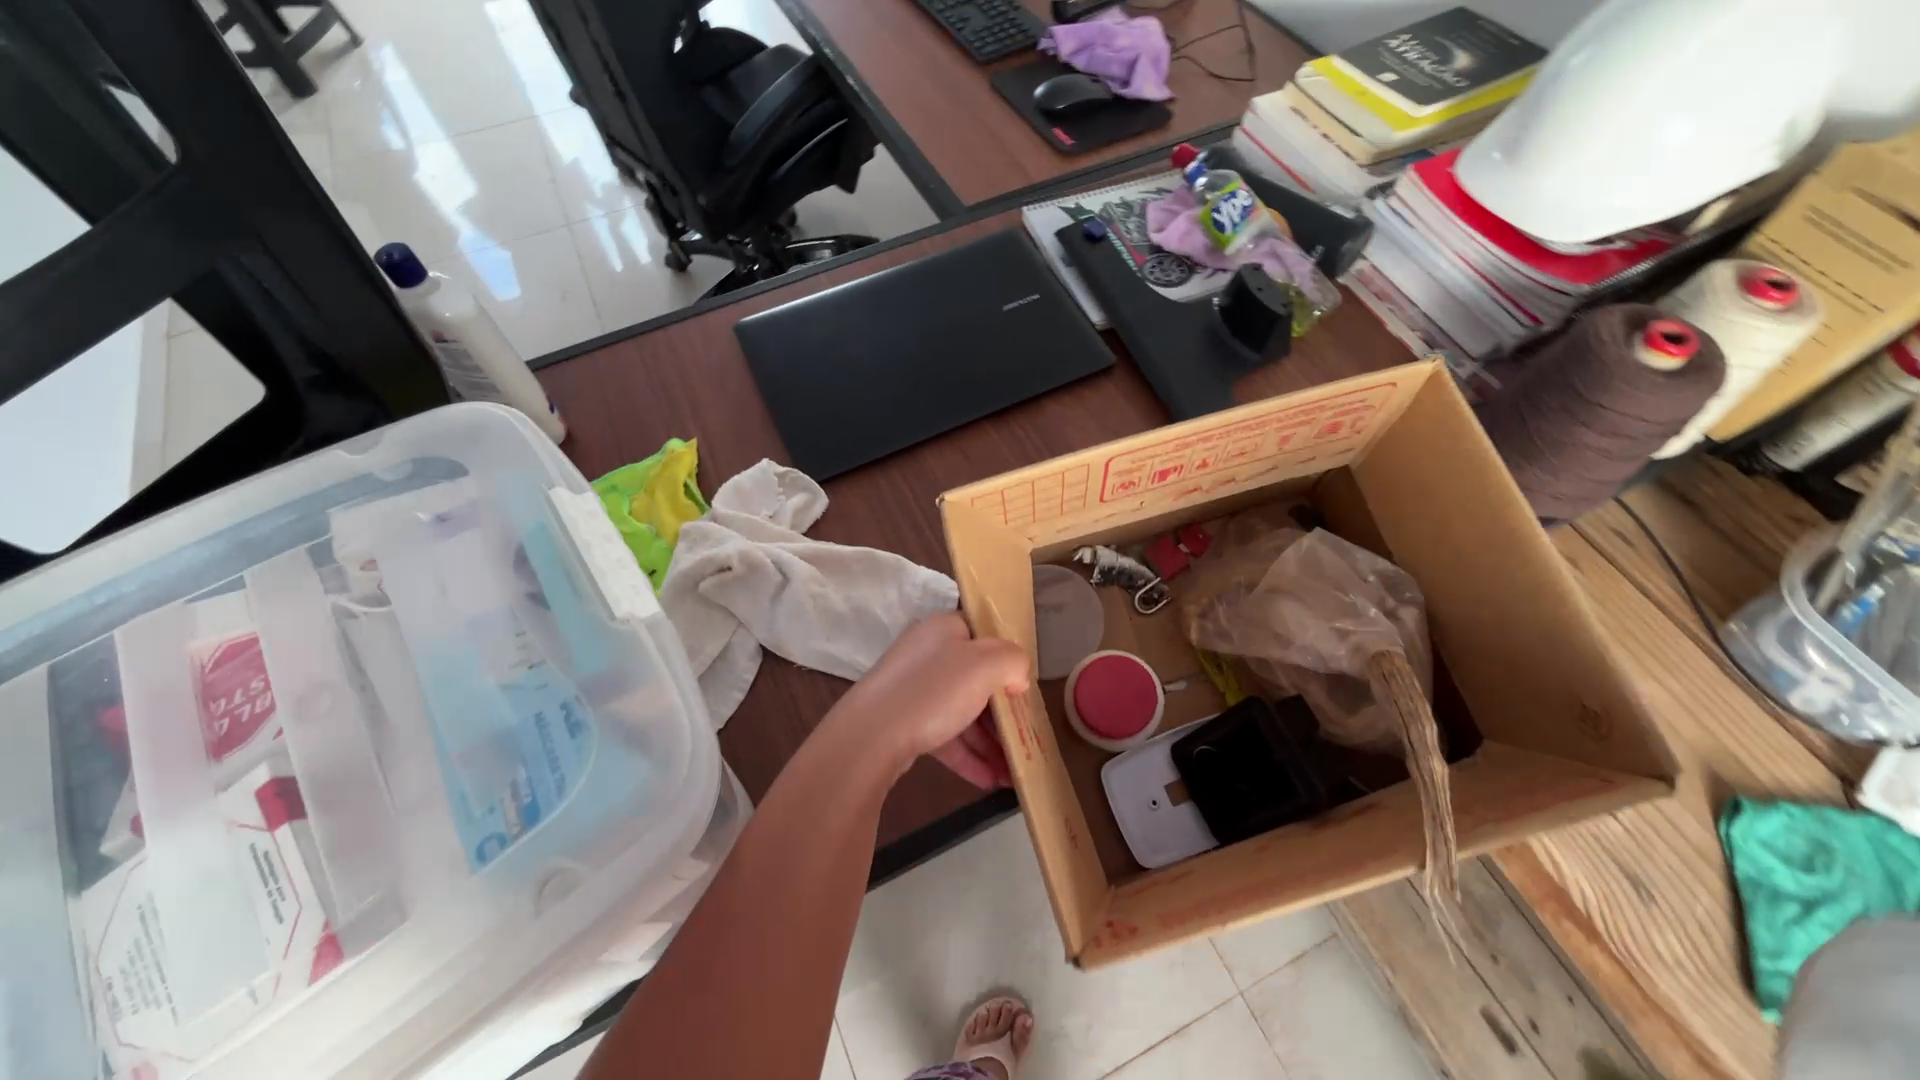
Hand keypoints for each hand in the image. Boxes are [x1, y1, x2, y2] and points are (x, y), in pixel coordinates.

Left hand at [821, 613, 1029, 787]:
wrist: (870, 735)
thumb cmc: (933, 691)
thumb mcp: (985, 665)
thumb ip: (1013, 662)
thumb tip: (1016, 679)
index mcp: (945, 630)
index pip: (984, 635)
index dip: (1008, 659)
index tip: (1024, 689)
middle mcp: (928, 654)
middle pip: (976, 678)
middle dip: (1003, 713)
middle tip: (1024, 737)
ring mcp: (913, 689)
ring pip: (962, 712)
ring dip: (989, 742)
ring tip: (1012, 771)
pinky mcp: (904, 722)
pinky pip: (944, 735)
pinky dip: (968, 756)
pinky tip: (989, 780)